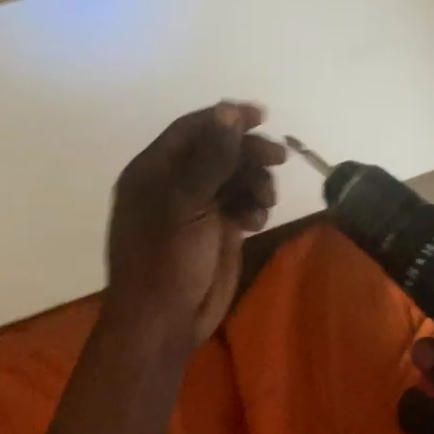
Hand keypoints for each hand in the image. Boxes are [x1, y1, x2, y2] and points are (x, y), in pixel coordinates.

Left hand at [105, 102, 286, 345]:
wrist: (163, 323)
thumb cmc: (165, 258)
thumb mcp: (187, 202)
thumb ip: (211, 156)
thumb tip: (227, 109)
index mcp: (153, 170)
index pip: (193, 129)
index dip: (226, 118)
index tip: (261, 116)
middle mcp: (174, 184)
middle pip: (219, 151)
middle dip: (249, 153)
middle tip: (280, 158)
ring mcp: (196, 208)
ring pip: (235, 177)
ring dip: (255, 182)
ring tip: (264, 201)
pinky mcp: (215, 230)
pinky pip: (241, 204)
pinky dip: (253, 207)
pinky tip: (256, 221)